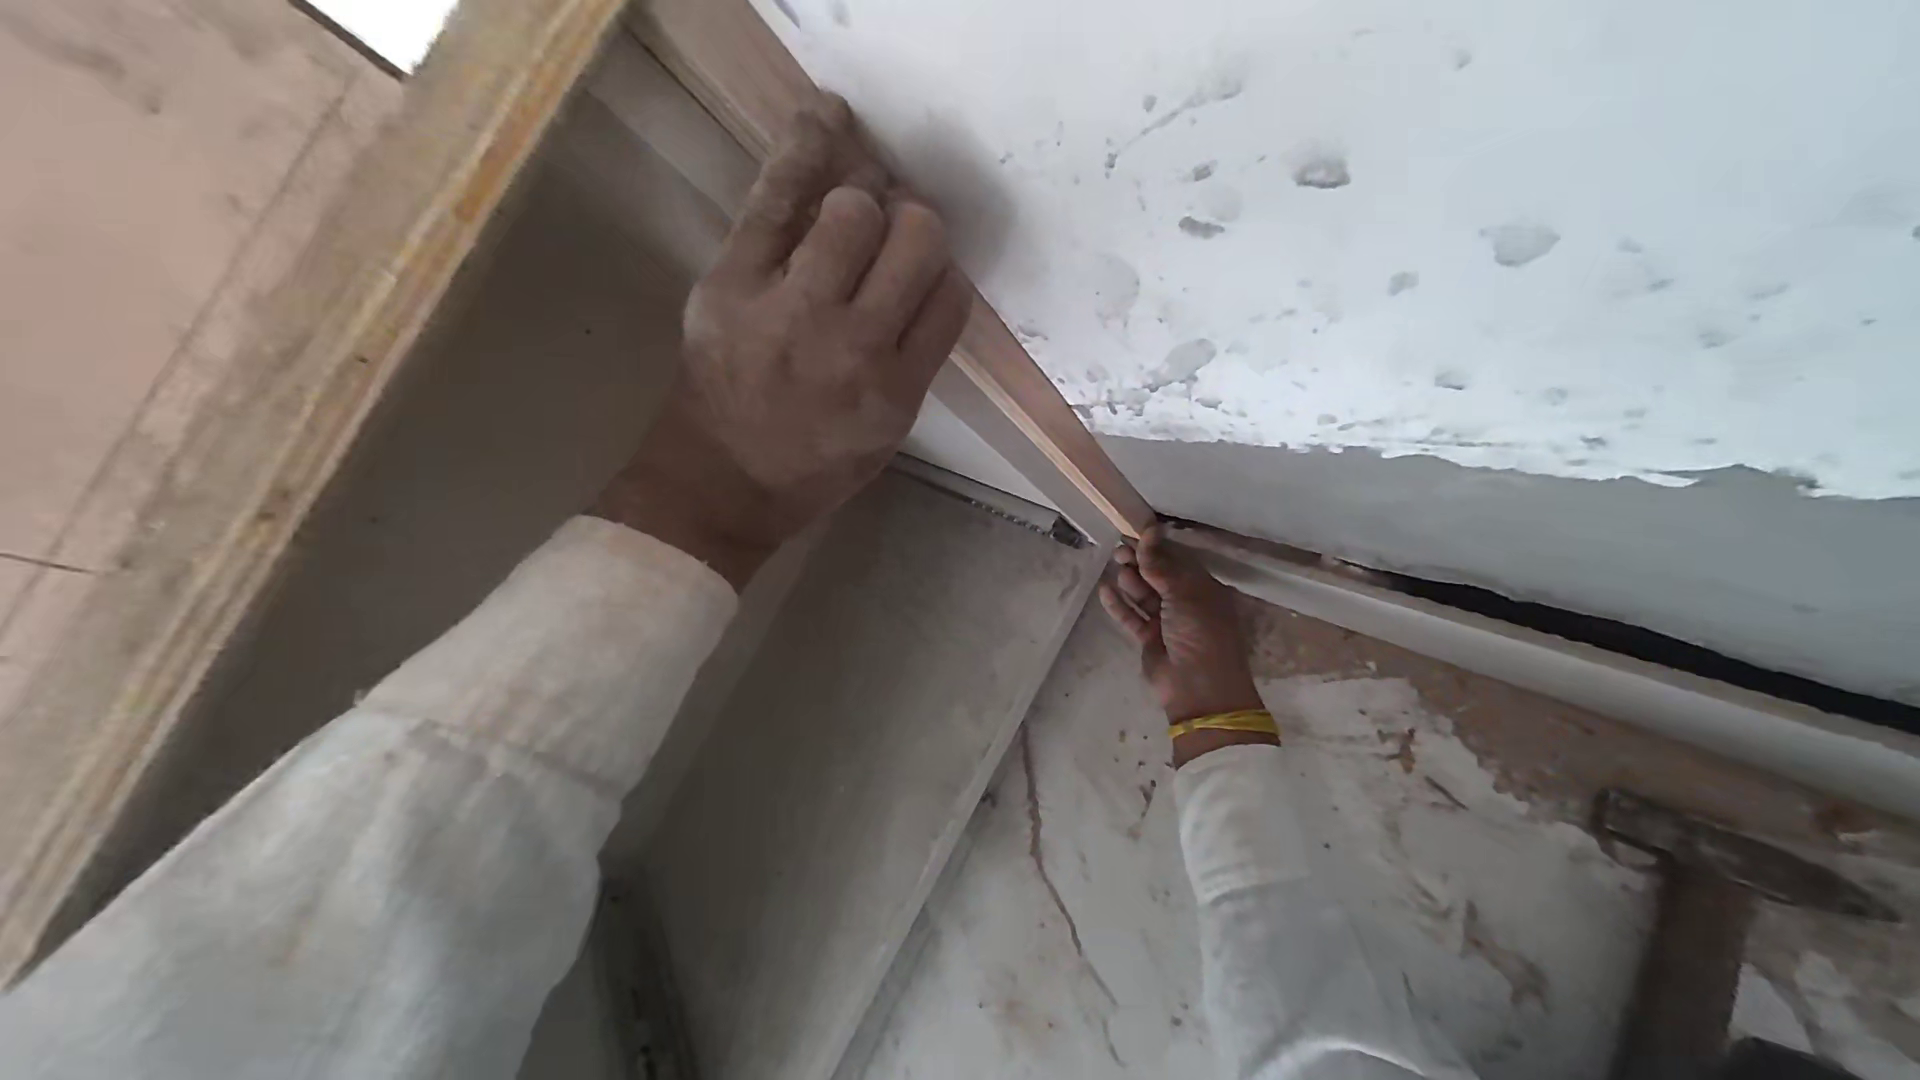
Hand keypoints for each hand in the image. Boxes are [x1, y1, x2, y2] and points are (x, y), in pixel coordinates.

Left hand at [594, 93, 973, 586]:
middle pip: (917, 240)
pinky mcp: (733, 283)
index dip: (944, 275)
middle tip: (892, 238)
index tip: (923, 279)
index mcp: (898, 391)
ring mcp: (791, 310)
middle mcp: (856, 346)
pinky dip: (807, 148)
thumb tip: (928, 281)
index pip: (952, 297)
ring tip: (852, 210)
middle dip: (914, 228)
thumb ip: (917, 361)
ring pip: (856, 208)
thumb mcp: (886, 434)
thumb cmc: (812, 469)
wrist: (719, 484)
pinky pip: (779, 198)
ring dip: (865, 200)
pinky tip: (828, 119)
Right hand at [1099, 527, 1272, 764]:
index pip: (1178, 561)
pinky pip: (1131, 616)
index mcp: (1203, 589)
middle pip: (1158, 576)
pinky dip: (1118, 604)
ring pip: (1144, 595)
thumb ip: (1161, 565)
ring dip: (1130, 581)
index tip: (1135, 532)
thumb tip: (1149, 531)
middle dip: (1140, 562)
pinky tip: (1105, 590)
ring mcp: (1166, 622)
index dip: (1156, 547)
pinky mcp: (1149, 639)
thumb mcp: (1184, 593)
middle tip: (1120, 550)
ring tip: (1117, 568)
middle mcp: (1186, 603)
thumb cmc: (1200, 632)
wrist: (1198, 687)